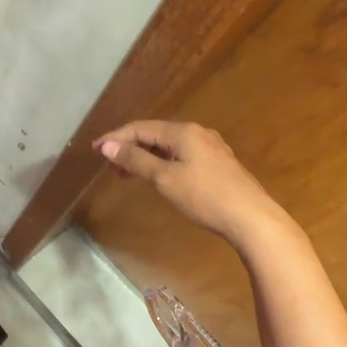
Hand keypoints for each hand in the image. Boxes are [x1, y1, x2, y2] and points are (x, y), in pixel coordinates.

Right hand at [94, 120, 292, 246]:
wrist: (251, 218)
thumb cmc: (204, 196)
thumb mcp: (164, 179)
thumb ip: (135, 160)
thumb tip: (108, 146)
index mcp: (183, 132)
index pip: (140, 128)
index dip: (115, 138)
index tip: (95, 150)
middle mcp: (197, 133)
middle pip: (154, 135)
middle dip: (129, 148)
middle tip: (109, 166)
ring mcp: (210, 148)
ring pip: (168, 146)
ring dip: (145, 157)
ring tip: (127, 174)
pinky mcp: (218, 164)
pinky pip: (181, 155)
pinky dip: (162, 162)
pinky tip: (157, 177)